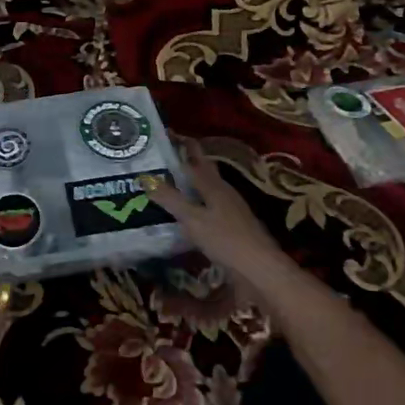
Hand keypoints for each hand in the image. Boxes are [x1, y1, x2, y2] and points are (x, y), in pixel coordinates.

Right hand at [148, 142, 284, 273]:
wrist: (261, 271)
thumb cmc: (226, 240)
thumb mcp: (192, 219)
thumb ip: (169, 198)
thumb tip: (144, 177)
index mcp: (214, 185)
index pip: (195, 157)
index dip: (182, 144)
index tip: (165, 133)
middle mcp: (223, 192)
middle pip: (202, 171)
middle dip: (184, 162)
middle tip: (159, 160)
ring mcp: (230, 210)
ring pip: (204, 190)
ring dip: (187, 184)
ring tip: (164, 185)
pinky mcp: (232, 227)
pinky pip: (206, 207)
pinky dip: (192, 204)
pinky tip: (181, 215)